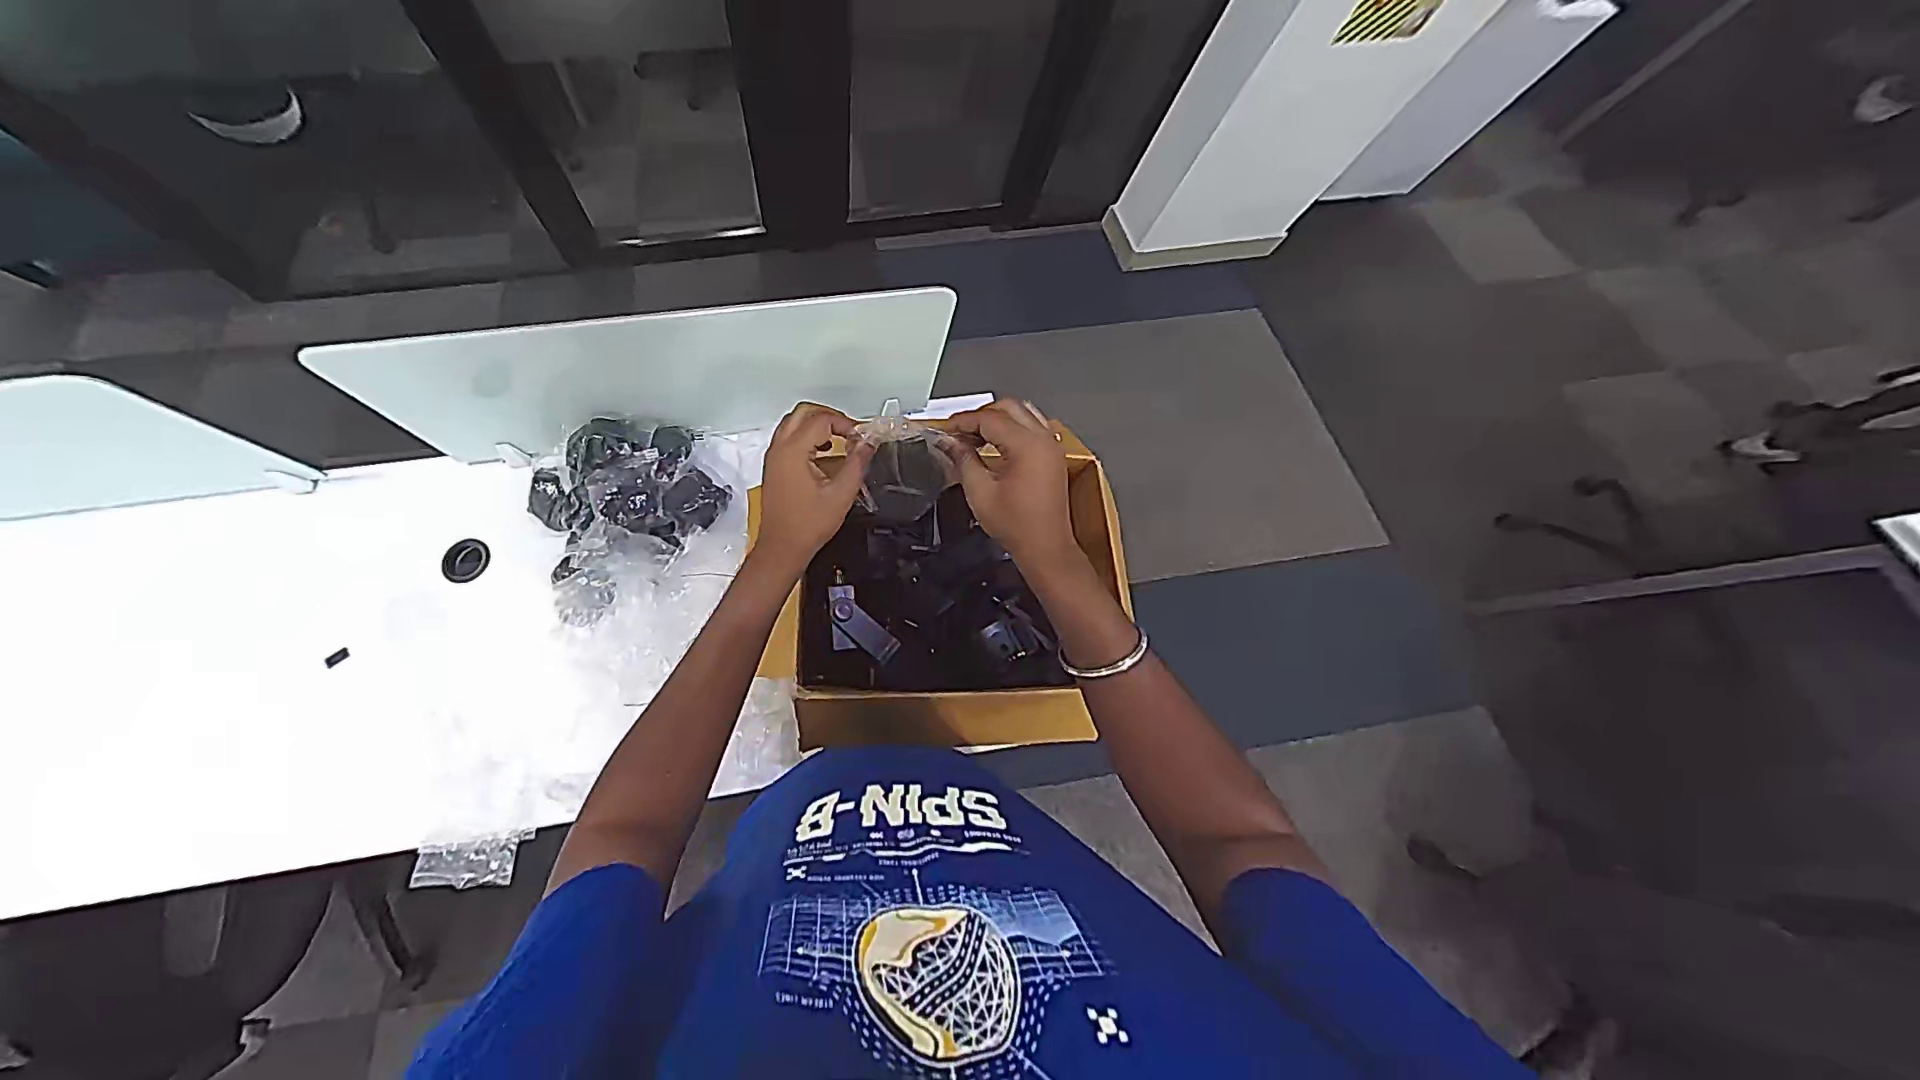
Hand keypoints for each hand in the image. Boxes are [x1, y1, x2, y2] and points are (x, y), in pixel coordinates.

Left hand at [752, 403, 875, 576]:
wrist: (783, 547)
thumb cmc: (806, 526)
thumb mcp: (841, 493)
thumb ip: (857, 463)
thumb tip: (867, 443)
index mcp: (792, 452)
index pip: (821, 419)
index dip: (845, 424)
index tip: (860, 438)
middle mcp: (779, 450)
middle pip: (803, 412)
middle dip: (830, 417)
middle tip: (850, 431)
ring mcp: (774, 457)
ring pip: (795, 423)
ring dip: (818, 426)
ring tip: (841, 441)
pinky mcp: (775, 467)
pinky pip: (790, 440)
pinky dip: (809, 439)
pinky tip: (827, 456)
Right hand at [945, 398, 1079, 573]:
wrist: (1045, 547)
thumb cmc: (1017, 526)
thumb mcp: (980, 492)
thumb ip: (963, 460)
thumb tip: (950, 443)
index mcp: (1027, 445)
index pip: (989, 419)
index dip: (963, 422)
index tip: (946, 430)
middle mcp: (1043, 440)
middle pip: (1008, 408)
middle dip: (980, 416)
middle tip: (958, 433)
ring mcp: (1052, 446)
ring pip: (1022, 414)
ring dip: (997, 420)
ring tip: (974, 438)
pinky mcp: (1053, 456)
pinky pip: (1033, 428)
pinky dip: (1013, 429)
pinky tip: (995, 446)